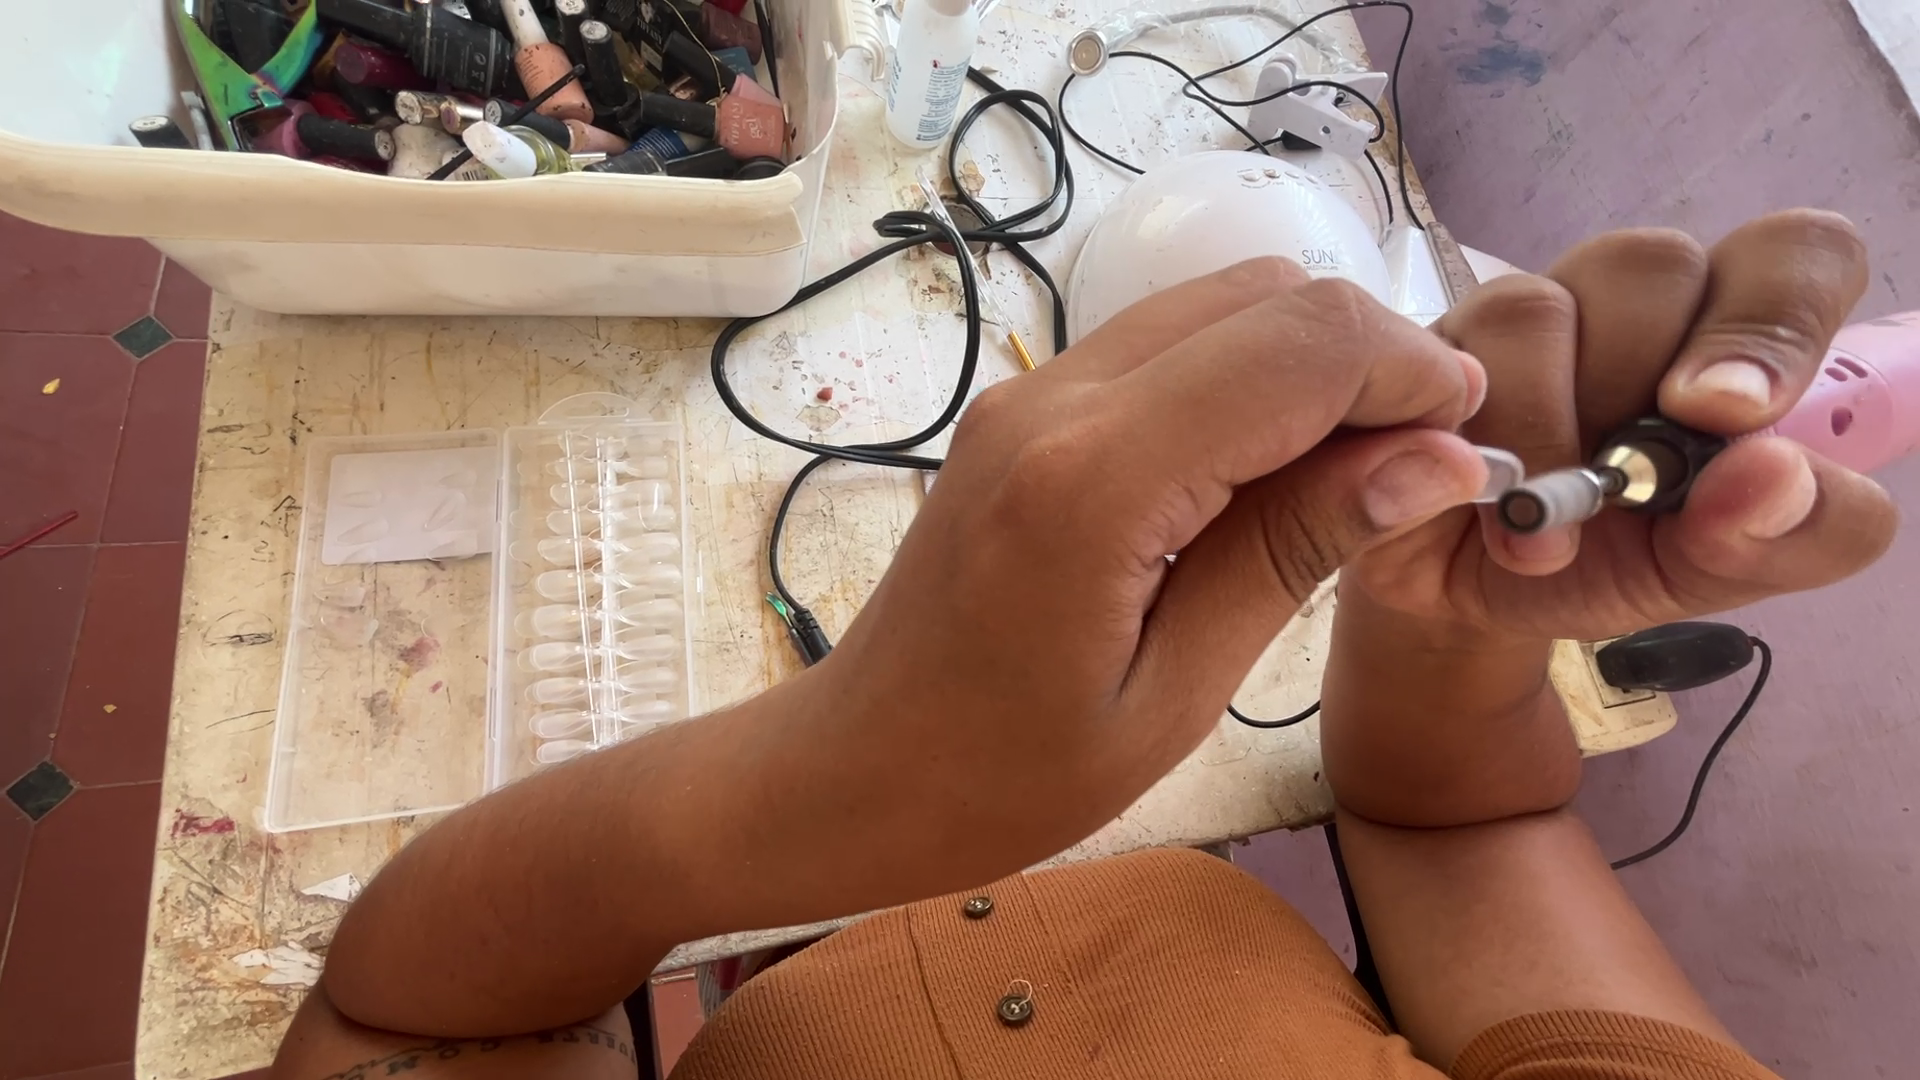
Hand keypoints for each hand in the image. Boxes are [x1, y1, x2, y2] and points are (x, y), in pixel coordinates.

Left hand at [804, 258, 1487, 887]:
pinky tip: (1249, 473)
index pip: (1300, 346)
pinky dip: (1230, 385)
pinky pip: (1153, 356)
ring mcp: (1023, 398)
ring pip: (1208, 312)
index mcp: (1093, 477)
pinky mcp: (1016, 417)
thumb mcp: (1175, 689)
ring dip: (1298, 368)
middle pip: (1260, 299)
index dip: (1411, 376)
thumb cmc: (1007, 773)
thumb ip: (1293, 550)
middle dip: (1364, 360)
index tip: (1468, 449)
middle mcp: (1052, 402)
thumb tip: (1435, 459)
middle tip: (1410, 471)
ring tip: (1338, 480)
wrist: (861, 763)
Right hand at [1346, 210, 1898, 642]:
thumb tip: (1773, 469)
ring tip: (1521, 516)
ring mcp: (1500, 328)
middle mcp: (1609, 314)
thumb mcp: (1708, 575)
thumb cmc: (1587, 572)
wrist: (1453, 602)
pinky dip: (1448, 434)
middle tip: (1608, 481)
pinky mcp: (1416, 359)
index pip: (1786, 252)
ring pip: (1525, 308)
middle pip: (1642, 264)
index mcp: (1712, 344)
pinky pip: (1429, 361)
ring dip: (1530, 422)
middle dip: (1626, 376)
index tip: (1719, 414)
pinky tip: (1449, 489)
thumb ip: (1793, 536)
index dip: (1766, 314)